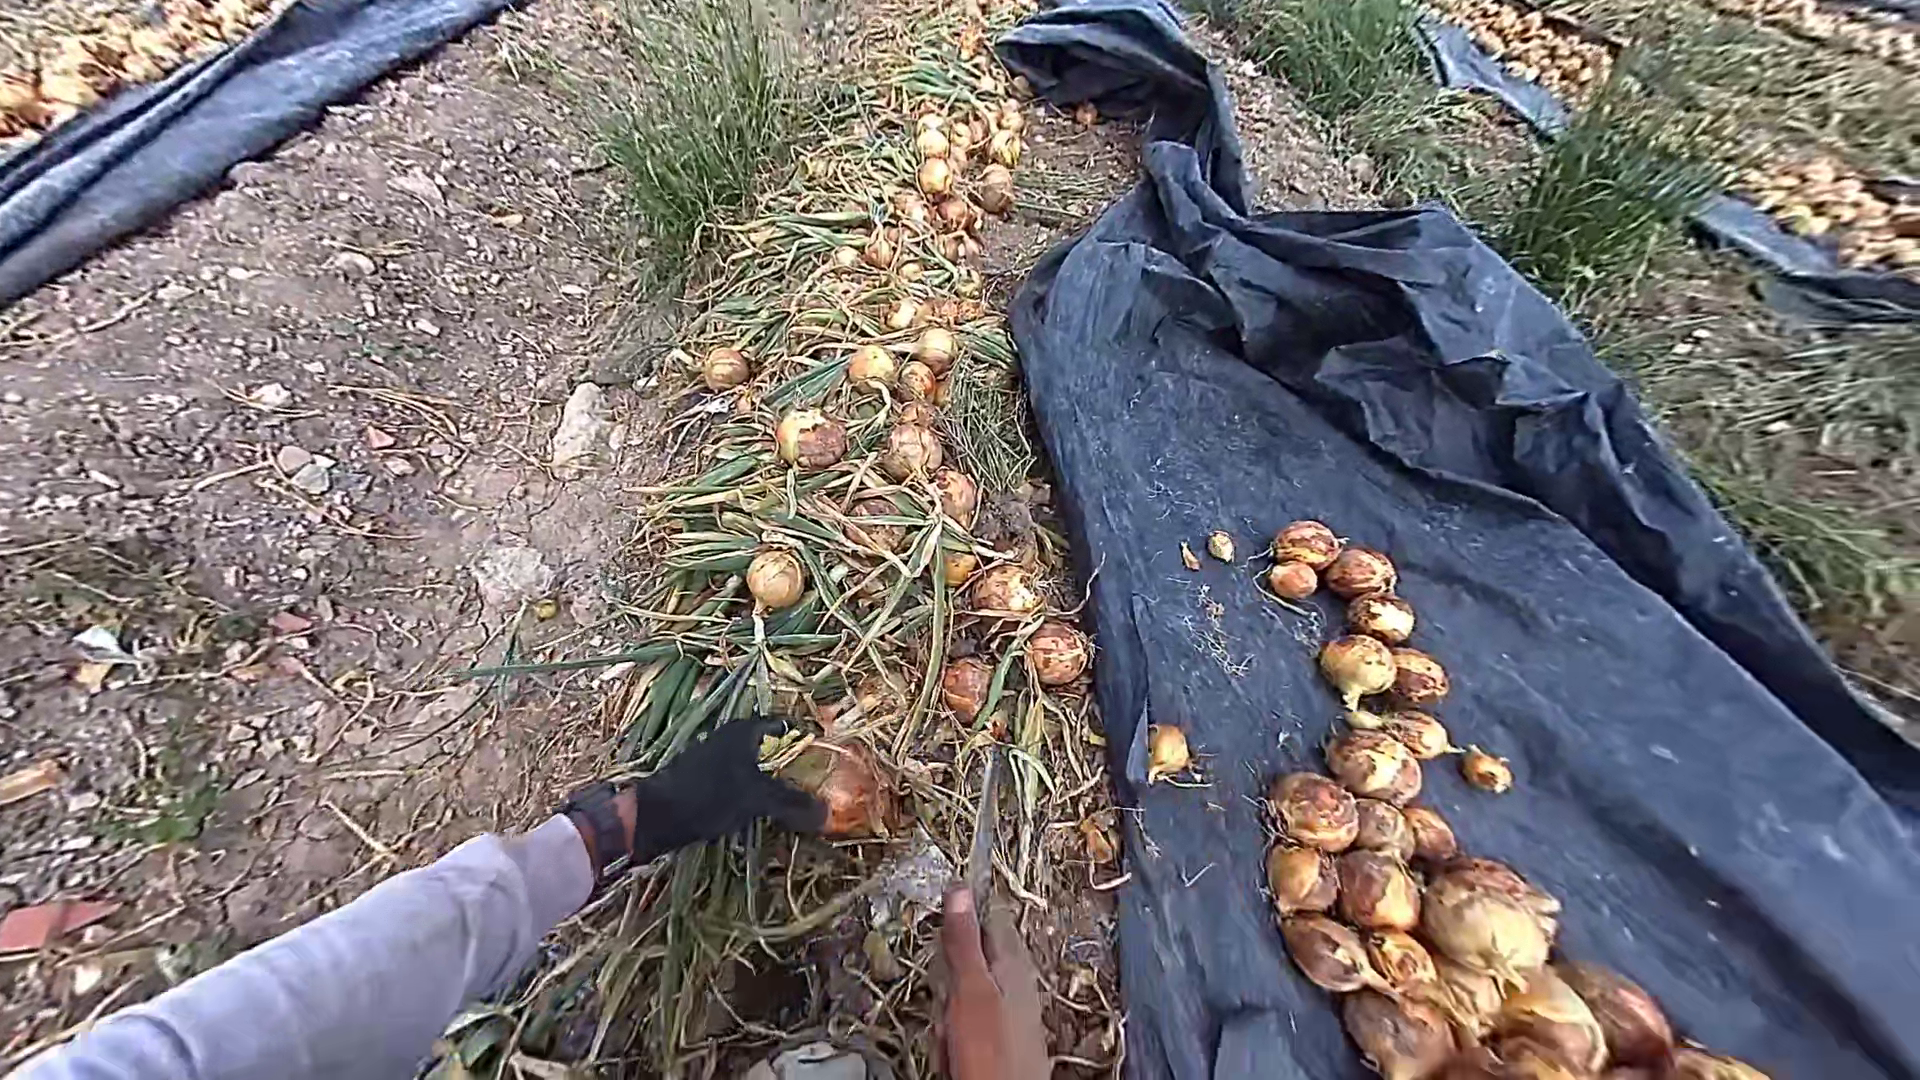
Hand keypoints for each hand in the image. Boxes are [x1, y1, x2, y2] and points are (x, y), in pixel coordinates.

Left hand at [570, 716, 825, 872]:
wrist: (650, 818)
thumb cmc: (707, 795)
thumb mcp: (755, 799)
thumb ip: (792, 803)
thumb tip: (827, 813)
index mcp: (745, 730)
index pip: (783, 724)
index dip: (803, 737)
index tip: (822, 752)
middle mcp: (730, 737)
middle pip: (769, 744)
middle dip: (790, 760)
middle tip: (812, 778)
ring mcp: (714, 757)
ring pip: (753, 763)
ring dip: (771, 778)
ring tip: (791, 797)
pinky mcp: (702, 779)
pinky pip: (739, 780)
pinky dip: (753, 790)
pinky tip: (760, 810)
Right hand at [940, 886, 1049, 1079]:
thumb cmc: (992, 1054)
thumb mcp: (972, 988)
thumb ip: (965, 940)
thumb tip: (959, 888)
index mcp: (1012, 960)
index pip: (987, 916)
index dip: (962, 918)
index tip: (942, 931)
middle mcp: (1012, 980)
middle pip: (968, 958)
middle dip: (948, 978)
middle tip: (946, 1001)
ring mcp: (1005, 1012)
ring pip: (961, 995)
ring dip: (947, 1015)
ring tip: (949, 1038)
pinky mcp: (995, 1042)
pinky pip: (964, 1026)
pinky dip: (953, 1040)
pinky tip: (952, 1055)